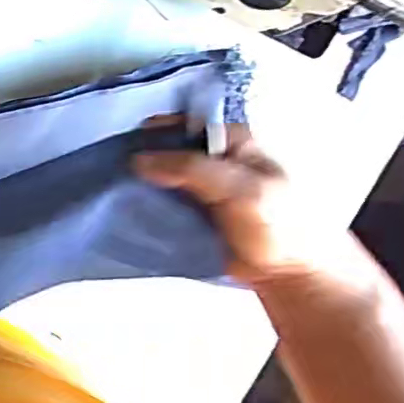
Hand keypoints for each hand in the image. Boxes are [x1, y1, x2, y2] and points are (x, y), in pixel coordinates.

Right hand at [132, 125, 351, 285]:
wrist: (289, 275)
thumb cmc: (280, 227)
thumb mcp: (241, 189)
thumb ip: (192, 169)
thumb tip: (139, 159)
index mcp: (231, 142)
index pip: (183, 126)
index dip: (153, 134)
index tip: (126, 149)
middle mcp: (212, 161)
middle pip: (165, 151)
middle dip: (141, 160)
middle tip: (115, 173)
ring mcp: (198, 189)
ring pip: (159, 178)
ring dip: (138, 185)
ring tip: (114, 192)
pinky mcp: (188, 214)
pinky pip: (159, 203)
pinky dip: (143, 206)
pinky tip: (127, 210)